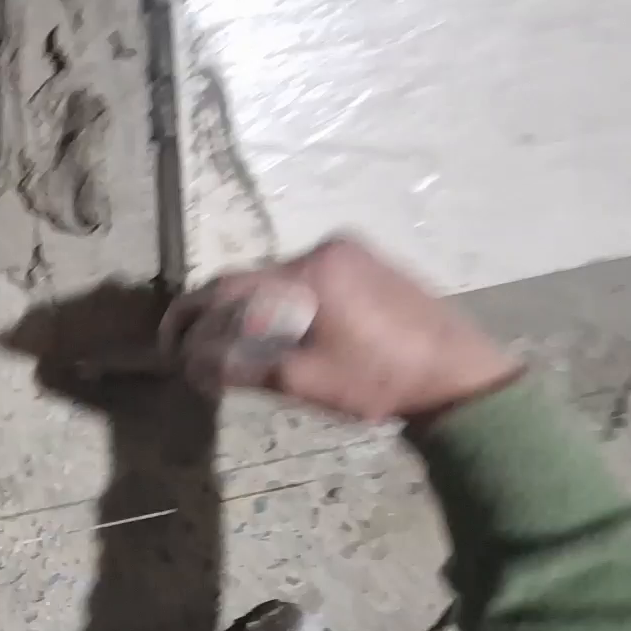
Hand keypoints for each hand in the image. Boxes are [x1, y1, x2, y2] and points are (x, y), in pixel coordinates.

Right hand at [165, 237, 521, 421]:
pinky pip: (300, 282)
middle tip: (195, 355)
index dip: (187, 317)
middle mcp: (325, 249)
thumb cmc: (379, 381)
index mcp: (310, 271)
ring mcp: (348, 253)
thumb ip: (237, 365)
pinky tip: (272, 337)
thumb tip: (188, 363)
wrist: (460, 377)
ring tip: (232, 353)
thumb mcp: (298, 379)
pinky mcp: (363, 265)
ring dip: (245, 315)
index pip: (227, 287)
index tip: (169, 346)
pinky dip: (275, 308)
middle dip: (215, 319)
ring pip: (272, 282)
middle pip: (248, 281)